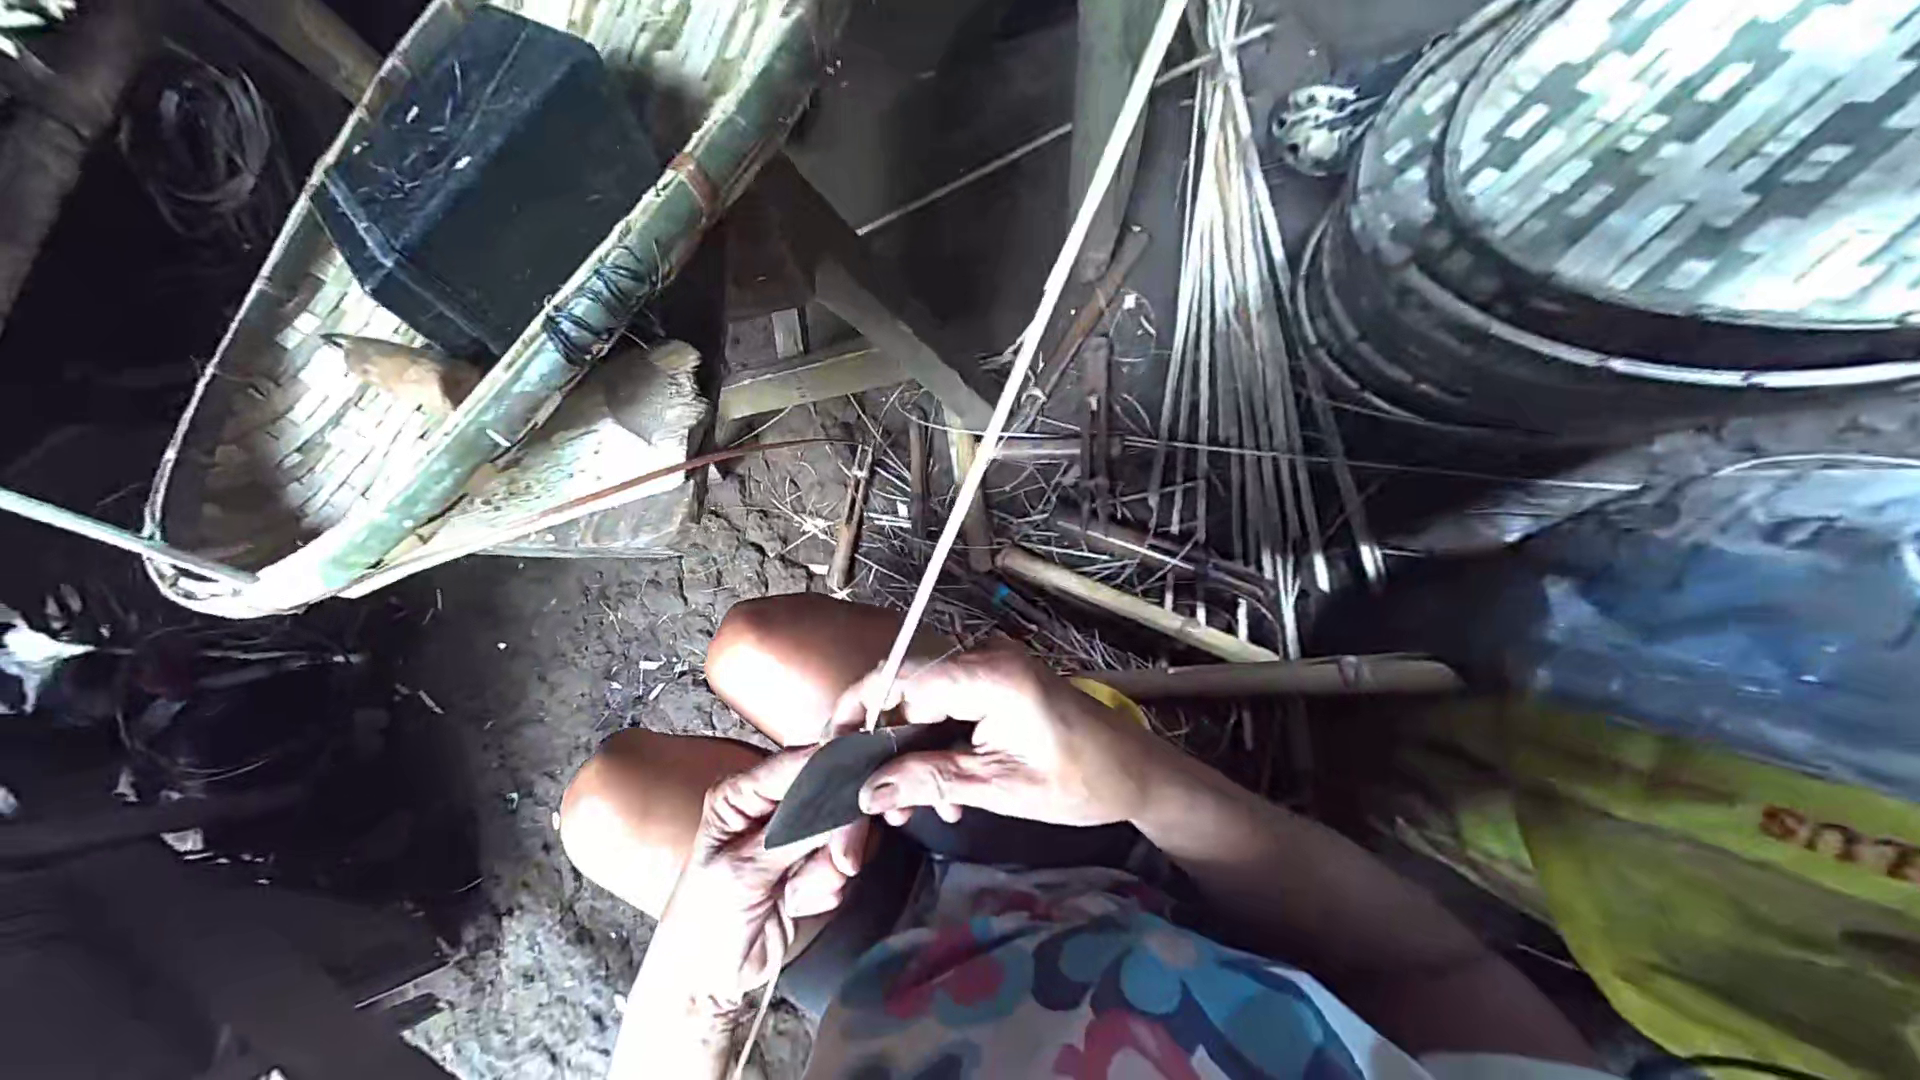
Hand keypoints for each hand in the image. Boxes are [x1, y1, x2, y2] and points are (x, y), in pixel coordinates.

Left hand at [643, 747, 867, 1015]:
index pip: (799, 760)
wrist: (709, 983)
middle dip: (840, 832)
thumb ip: (794, 830)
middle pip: (831, 791)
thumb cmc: (704, 924)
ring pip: (844, 828)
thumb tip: (839, 797)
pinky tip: (797, 904)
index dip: (835, 766)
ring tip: (795, 895)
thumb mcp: (744, 871)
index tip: (863, 784)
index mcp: (743, 792)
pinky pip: (845, 860)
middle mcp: (773, 805)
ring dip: (828, 868)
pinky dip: (827, 886)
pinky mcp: (815, 862)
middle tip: (843, 863)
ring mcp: (796, 834)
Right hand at [827, 648, 1167, 828]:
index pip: (898, 680)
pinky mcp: (995, 678)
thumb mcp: (998, 787)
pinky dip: (933, 739)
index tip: (833, 754)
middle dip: (880, 739)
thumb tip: (869, 792)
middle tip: (870, 794)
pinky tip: (936, 785)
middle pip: (905, 686)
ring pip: (922, 698)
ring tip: (904, 804)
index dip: (858, 714)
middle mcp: (985, 655)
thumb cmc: (1080, 781)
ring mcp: (990, 663)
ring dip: (907, 746)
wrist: (1135, 770)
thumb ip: (929, 781)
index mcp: (989, 674)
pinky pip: (946, 702)